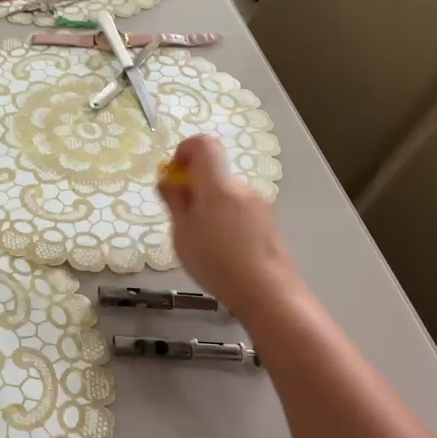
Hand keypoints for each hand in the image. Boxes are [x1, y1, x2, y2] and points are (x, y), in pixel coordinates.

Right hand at [157, 135, 303, 318]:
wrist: (267, 292)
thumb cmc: (216, 262)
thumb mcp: (182, 233)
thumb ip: (175, 201)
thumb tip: (169, 180)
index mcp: (217, 186)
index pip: (203, 145)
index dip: (184, 151)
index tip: (174, 176)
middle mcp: (241, 187)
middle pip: (212, 173)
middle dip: (193, 188)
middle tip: (181, 220)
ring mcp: (258, 204)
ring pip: (224, 193)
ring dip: (208, 207)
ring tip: (202, 241)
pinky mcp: (267, 221)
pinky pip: (237, 209)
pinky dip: (224, 219)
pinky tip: (222, 250)